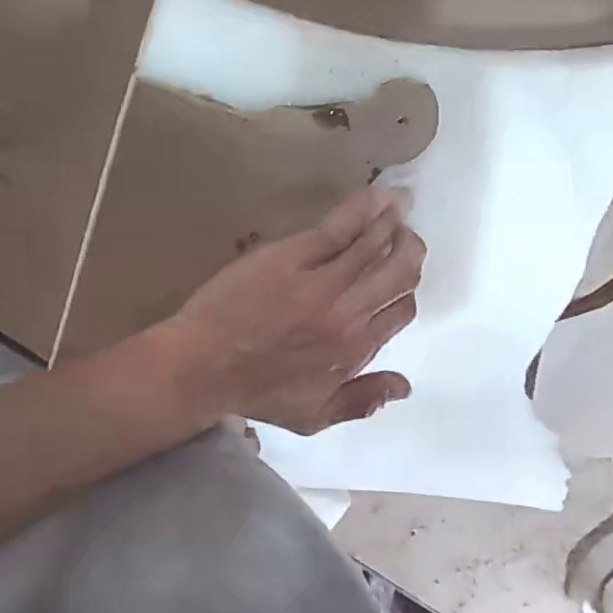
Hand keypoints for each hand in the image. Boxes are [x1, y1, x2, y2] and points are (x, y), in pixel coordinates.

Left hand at [147, 186, 424, 434]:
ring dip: (391, 224)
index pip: (402, 310)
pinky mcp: (293, 256)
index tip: (393, 276)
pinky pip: (340, 228)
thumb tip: (405, 385)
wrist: (201, 365)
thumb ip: (362, 401)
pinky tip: (375, 197)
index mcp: (355, 350)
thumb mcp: (313, 416)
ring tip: (392, 210)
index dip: (404, 290)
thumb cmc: (254, 392)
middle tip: (404, 236)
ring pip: (375, 245)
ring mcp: (321, 283)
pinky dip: (364, 209)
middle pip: (400, 272)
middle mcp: (347, 314)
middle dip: (410, 250)